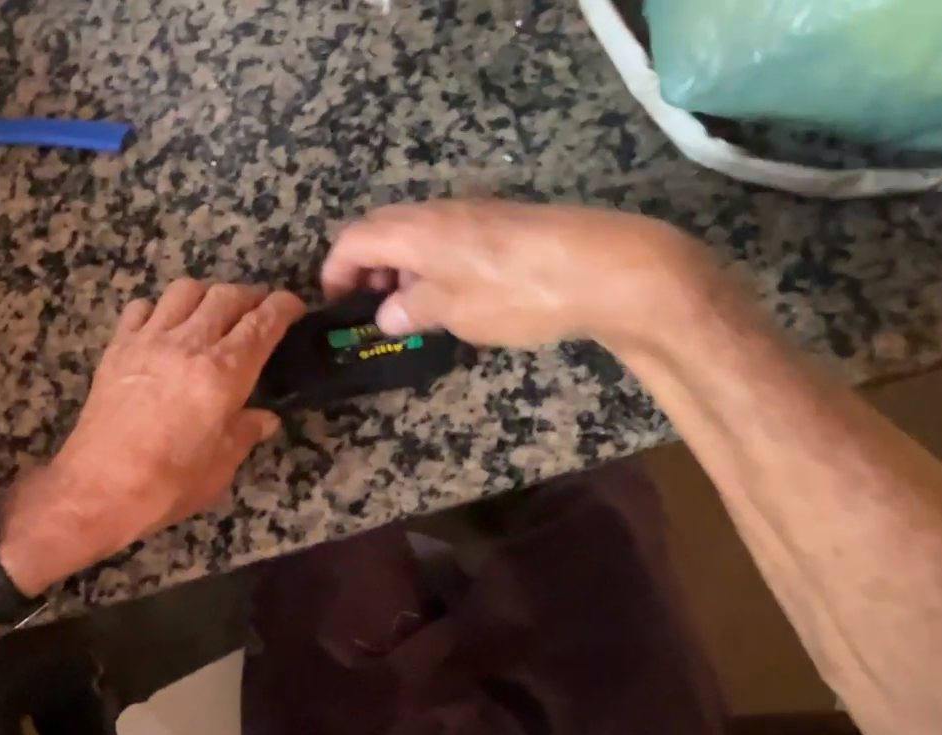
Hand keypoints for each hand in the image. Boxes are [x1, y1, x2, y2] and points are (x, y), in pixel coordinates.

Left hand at [0, 281, 304, 592]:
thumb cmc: (167, 485)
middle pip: (226, 295)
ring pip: (184, 290)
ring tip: (211, 313)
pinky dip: (159, 309)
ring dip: (206, 295)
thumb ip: (245, 433)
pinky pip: (141, 308)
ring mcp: (148, 341)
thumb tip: (264, 419)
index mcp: (224, 372)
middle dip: (250, 297)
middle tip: (258, 311)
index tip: (294, 308)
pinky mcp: (117, 349)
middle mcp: (188, 344)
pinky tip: (164, 329)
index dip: (284, 306)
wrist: (98, 488)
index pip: (263, 321)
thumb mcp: (220, 467)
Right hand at [320, 200, 722, 350]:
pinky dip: (429, 263)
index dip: (335, 270)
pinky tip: (448, 295)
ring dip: (398, 267)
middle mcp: (439, 213)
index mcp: (417, 232)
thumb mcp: (453, 312)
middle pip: (382, 230)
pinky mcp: (501, 223)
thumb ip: (411, 310)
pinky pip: (445, 237)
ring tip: (407, 308)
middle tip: (368, 307)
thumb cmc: (517, 293)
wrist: (607, 269)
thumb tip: (387, 314)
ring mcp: (474, 214)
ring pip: (415, 233)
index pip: (354, 239)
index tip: (333, 304)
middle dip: (364, 267)